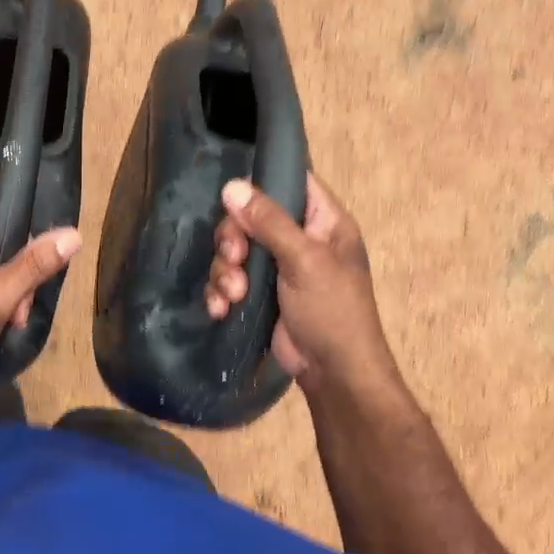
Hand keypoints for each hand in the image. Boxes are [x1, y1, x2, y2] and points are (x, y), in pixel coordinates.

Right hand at [203, 172, 400, 393]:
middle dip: (234, 239)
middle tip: (234, 257)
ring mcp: (277, 268)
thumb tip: (232, 186)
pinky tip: (221, 308)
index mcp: (323, 222)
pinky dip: (221, 292)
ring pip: (235, 250)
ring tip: (232, 294)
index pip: (293, 182)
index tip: (234, 196)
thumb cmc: (332, 310)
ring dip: (225, 271)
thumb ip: (269, 222)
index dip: (263, 183)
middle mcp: (299, 239)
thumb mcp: (304, 260)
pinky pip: (229, 279)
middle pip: (250, 217)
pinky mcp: (259, 294)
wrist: (332, 372)